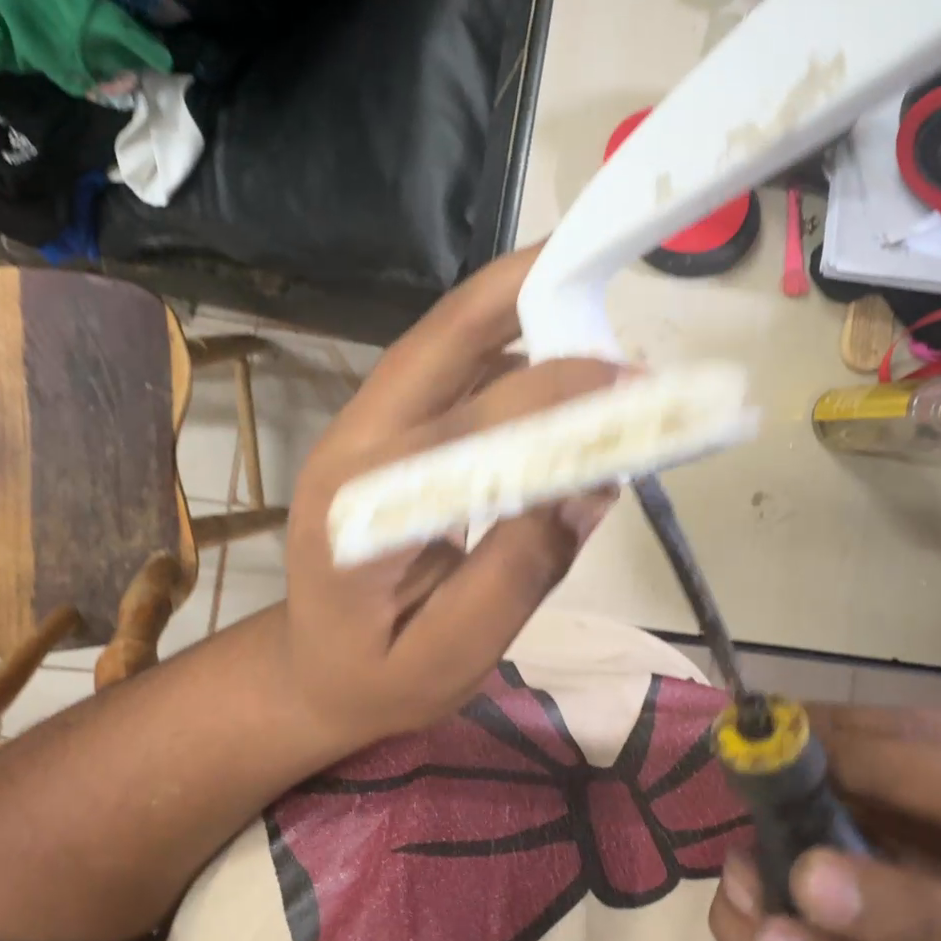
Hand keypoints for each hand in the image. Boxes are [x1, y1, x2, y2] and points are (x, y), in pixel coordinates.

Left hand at [280, 245, 622, 742]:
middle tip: (589, 264)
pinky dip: (500, 348)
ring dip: (511, 316)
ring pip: (439, 346)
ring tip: (586, 313)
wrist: (308, 669)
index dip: (555, 396)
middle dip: (516, 296)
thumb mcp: (450, 657)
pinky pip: (443, 371)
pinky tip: (549, 356)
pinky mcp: (379, 429)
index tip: (633, 382)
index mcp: (363, 508)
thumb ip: (515, 576)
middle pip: (438, 345)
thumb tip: (592, 487)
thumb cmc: (376, 676)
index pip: (470, 427)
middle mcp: (353, 445)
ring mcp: (360, 429)